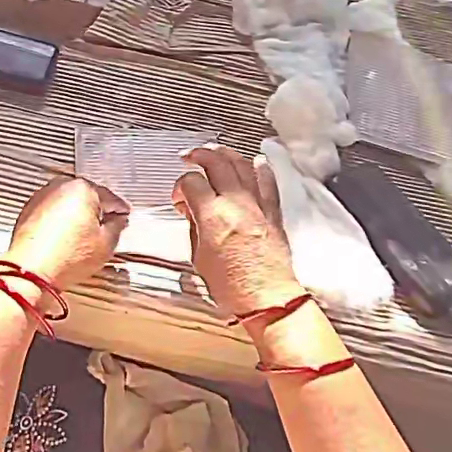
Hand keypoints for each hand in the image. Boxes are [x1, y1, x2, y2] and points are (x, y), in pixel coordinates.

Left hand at [5, 176, 129, 289]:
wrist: (31, 271)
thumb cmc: (65, 258)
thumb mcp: (106, 244)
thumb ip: (117, 226)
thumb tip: (117, 221)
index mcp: (83, 189)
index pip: (109, 197)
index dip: (119, 209)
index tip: (123, 215)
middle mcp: (62, 186)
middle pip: (87, 196)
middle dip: (96, 210)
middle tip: (104, 227)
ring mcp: (43, 197)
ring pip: (68, 202)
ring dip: (76, 214)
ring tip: (82, 236)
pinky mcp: (29, 209)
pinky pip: (52, 210)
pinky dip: (59, 220)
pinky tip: (64, 238)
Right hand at [174, 146, 303, 318]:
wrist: (267, 300)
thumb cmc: (232, 287)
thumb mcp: (199, 257)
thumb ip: (194, 226)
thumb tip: (191, 209)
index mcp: (213, 215)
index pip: (191, 181)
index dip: (180, 185)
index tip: (179, 196)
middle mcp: (235, 203)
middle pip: (216, 162)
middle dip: (199, 155)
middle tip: (190, 156)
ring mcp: (256, 205)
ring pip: (241, 164)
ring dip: (225, 154)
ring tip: (215, 152)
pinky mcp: (273, 211)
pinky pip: (267, 181)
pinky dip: (260, 167)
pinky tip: (255, 161)